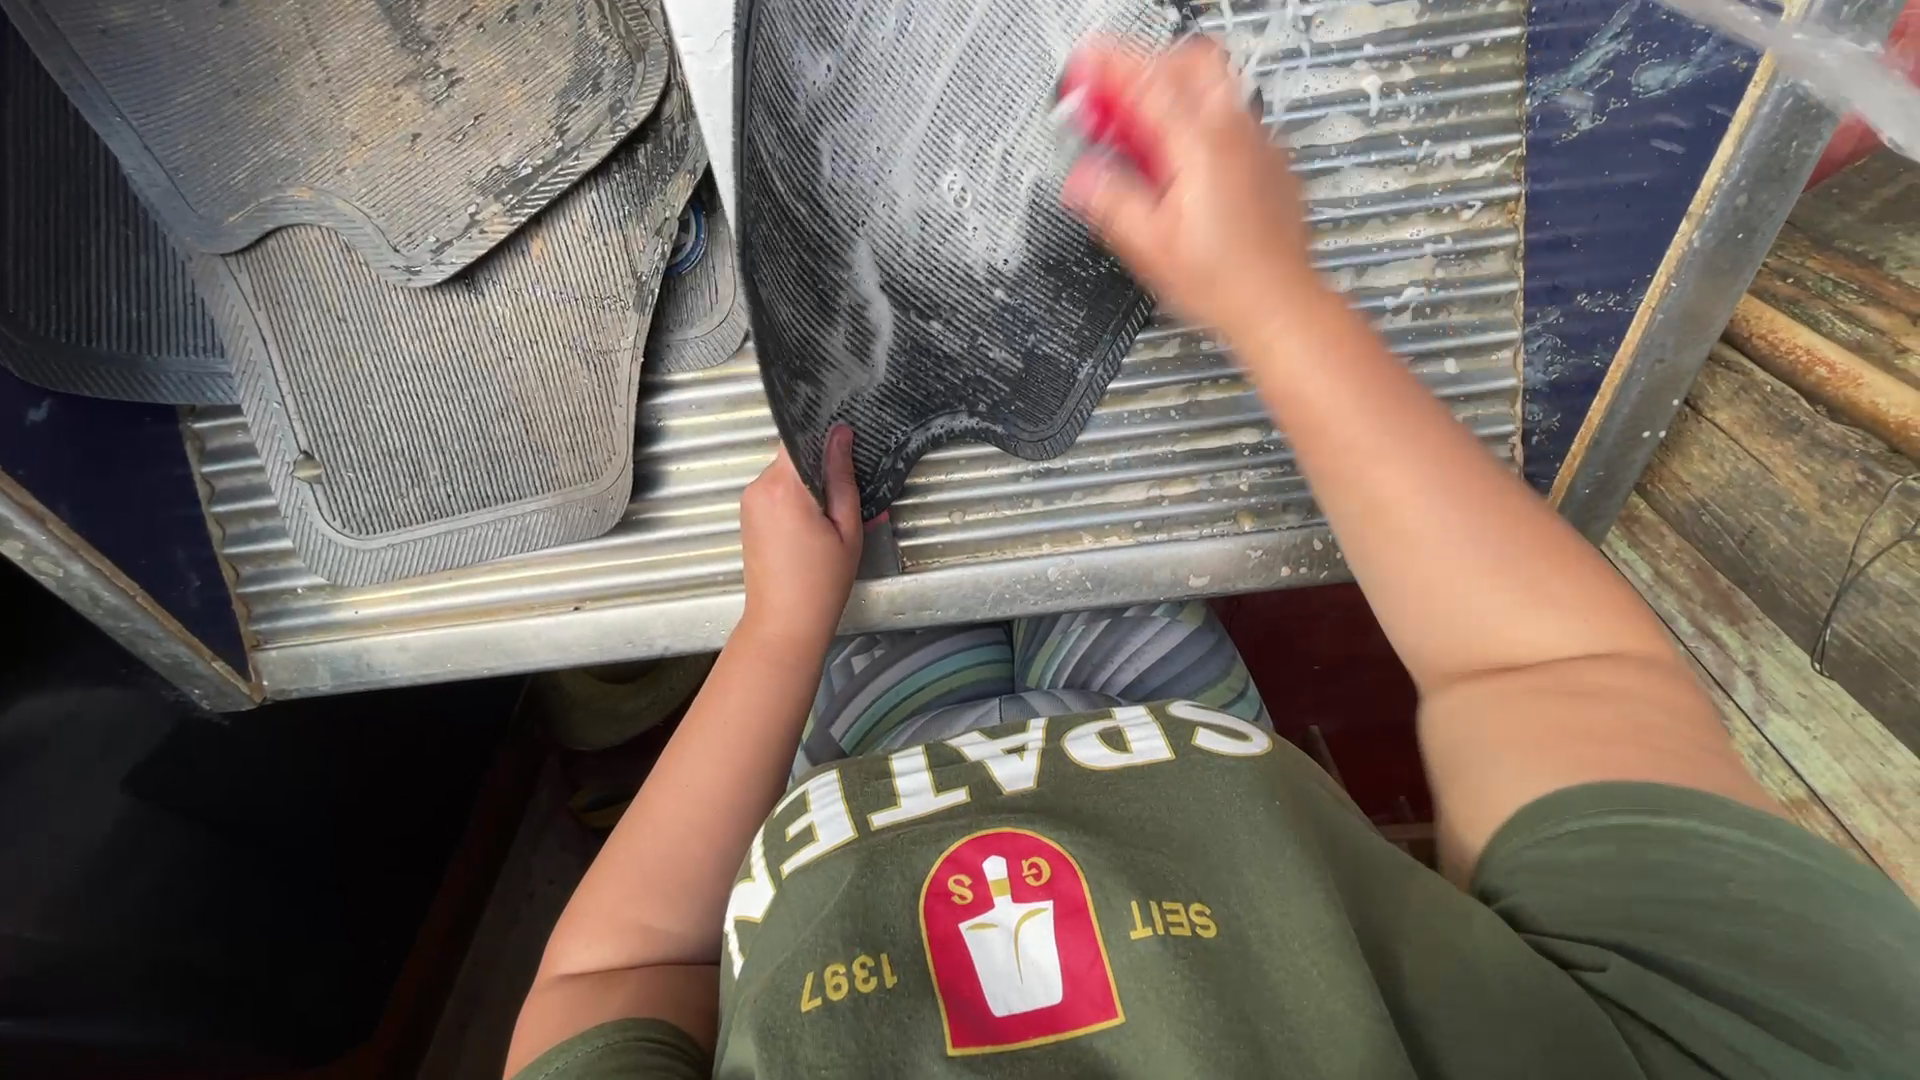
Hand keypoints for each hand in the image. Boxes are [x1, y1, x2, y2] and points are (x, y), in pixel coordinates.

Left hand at [739, 425, 862, 649]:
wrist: (784, 622)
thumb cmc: (820, 583)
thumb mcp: (847, 528)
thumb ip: (843, 479)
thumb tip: (841, 436)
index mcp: (784, 488)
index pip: (801, 437)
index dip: (826, 437)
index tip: (848, 446)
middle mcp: (759, 488)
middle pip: (793, 455)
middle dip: (821, 466)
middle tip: (849, 489)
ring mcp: (750, 502)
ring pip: (786, 473)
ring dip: (810, 484)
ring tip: (833, 514)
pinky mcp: (749, 515)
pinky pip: (776, 491)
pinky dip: (797, 498)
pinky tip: (816, 523)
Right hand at [1060, 37, 1318, 341]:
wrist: (1276, 304)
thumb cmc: (1224, 282)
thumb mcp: (1149, 246)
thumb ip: (1111, 201)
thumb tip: (1080, 177)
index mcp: (1201, 145)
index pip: (1148, 83)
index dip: (1109, 67)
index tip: (1084, 65)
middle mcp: (1235, 132)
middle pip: (1187, 64)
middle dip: (1144, 68)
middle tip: (1112, 95)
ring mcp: (1257, 144)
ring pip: (1212, 87)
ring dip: (1170, 94)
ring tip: (1139, 129)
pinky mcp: (1268, 163)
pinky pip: (1229, 120)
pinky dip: (1195, 122)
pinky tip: (1176, 159)